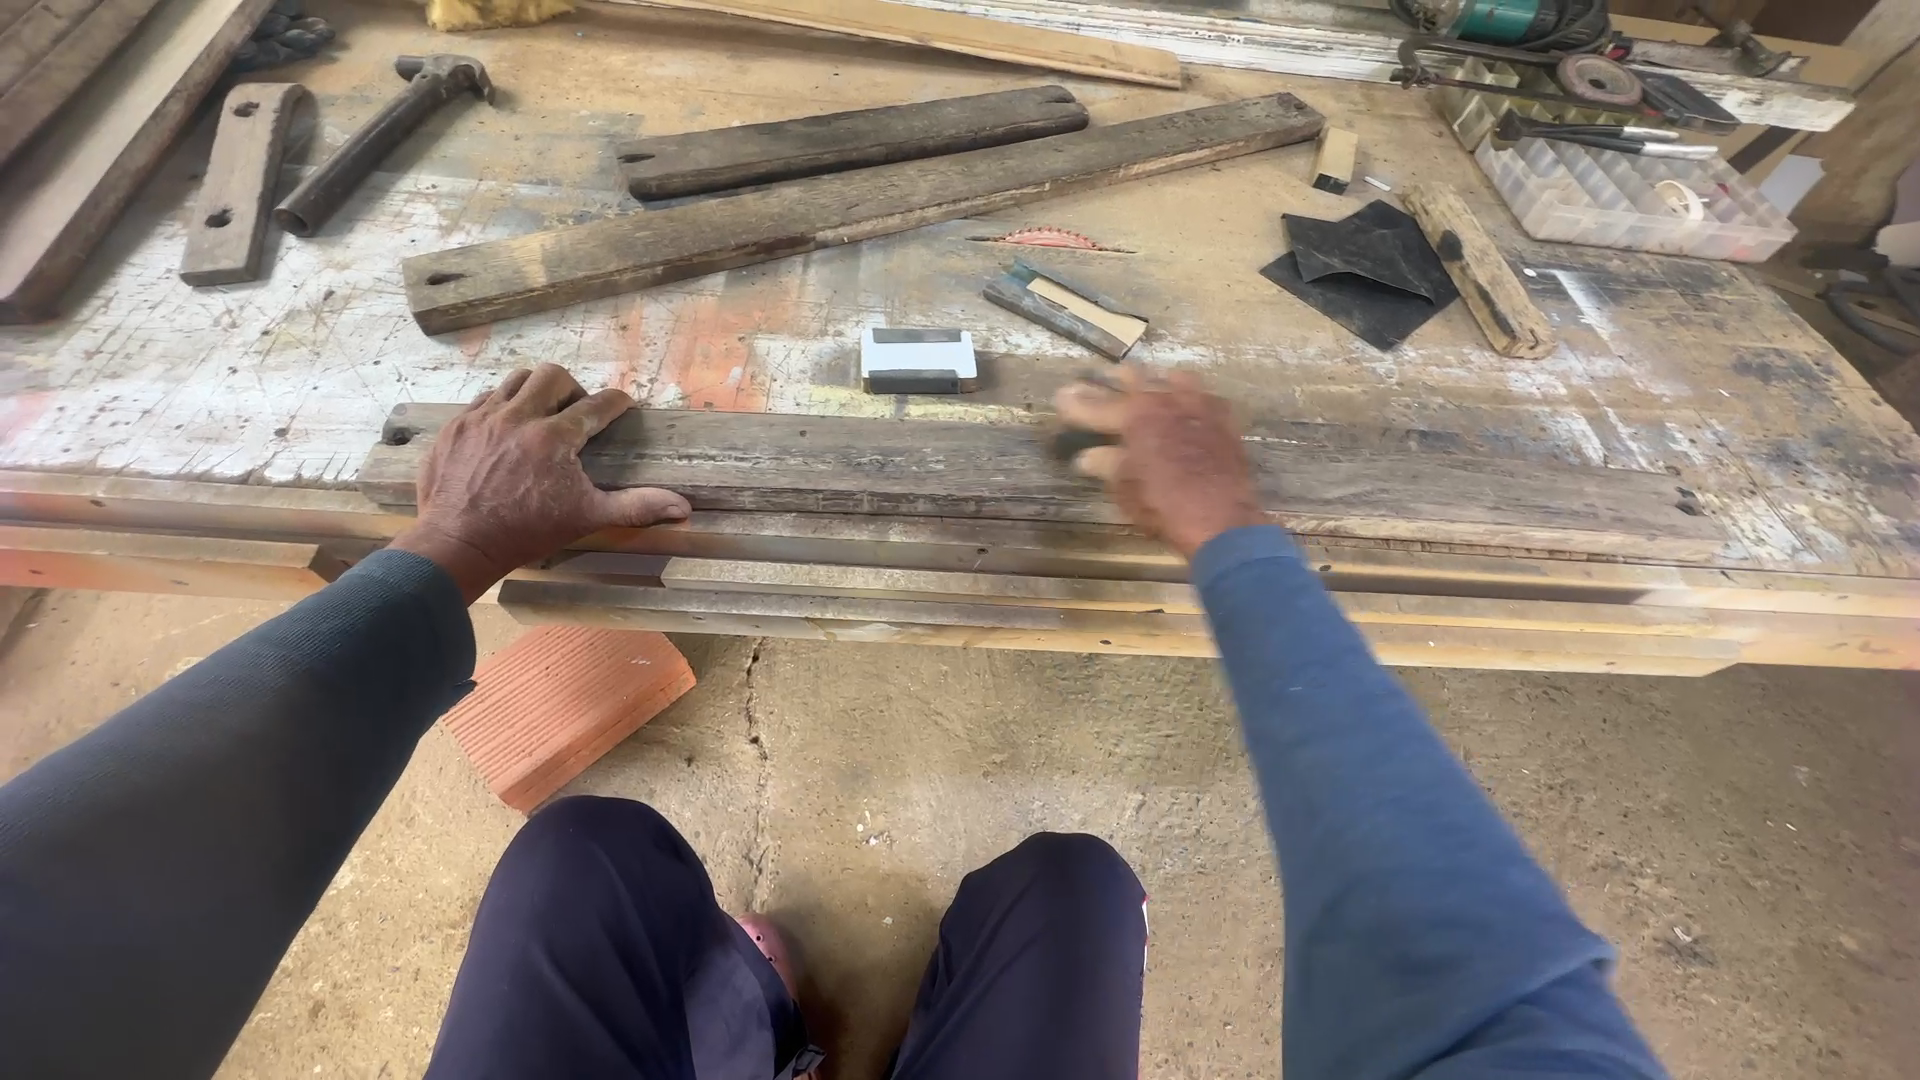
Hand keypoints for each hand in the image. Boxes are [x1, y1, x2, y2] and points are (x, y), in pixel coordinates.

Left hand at [388, 364, 691, 601]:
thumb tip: (684, 508)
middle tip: (577, 412)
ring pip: (515, 380)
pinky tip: (509, 431)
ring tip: (542, 415)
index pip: (597, 405)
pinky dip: (503, 407)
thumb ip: (638, 507)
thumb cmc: (529, 531)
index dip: (617, 403)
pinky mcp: (455, 427)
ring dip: (536, 391)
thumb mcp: (589, 517)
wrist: (459, 543)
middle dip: (572, 389)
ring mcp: (482, 418)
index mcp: (555, 438)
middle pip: (552, 375)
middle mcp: (518, 417)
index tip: (623, 406)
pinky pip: (484, 399)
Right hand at [1053, 366, 1264, 559]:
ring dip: (1156, 380)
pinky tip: (1187, 406)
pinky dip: (1188, 398)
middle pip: (1136, 378)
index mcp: (1136, 414)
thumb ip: (1107, 465)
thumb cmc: (1162, 503)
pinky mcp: (1225, 420)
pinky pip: (1204, 397)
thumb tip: (1088, 457)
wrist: (1220, 517)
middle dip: (1114, 380)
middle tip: (1102, 380)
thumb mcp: (1125, 487)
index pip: (1097, 405)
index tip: (1060, 396)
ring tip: (1147, 385)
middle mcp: (1167, 400)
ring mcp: (1200, 406)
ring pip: (1173, 378)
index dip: (1076, 403)